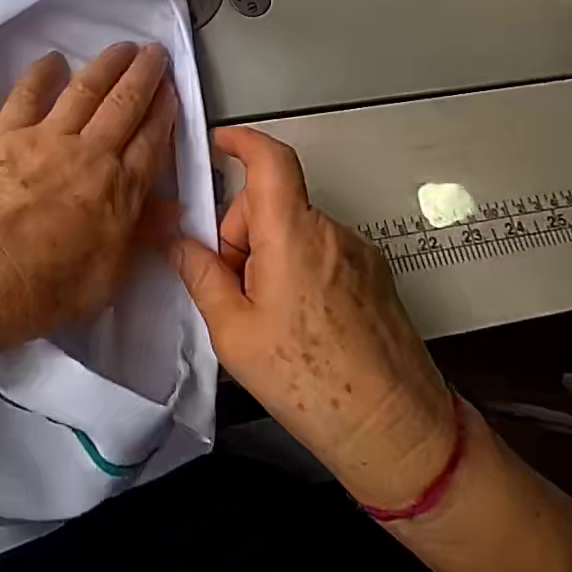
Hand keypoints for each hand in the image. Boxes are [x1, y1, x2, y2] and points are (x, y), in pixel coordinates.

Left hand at [0, 42, 179, 384]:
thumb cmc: (43, 288)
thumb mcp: (106, 278)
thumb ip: (139, 237)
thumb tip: (172, 210)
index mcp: (120, 191)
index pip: (152, 141)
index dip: (166, 112)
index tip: (173, 90)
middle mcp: (90, 155)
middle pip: (124, 105)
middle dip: (144, 75)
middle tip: (155, 53)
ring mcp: (47, 140)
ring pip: (85, 90)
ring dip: (106, 64)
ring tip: (121, 47)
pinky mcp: (6, 134)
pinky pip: (28, 94)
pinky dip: (42, 73)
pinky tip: (53, 60)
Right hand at [168, 126, 454, 510]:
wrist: (393, 429)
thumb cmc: (306, 378)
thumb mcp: (232, 328)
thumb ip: (200, 273)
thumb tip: (178, 241)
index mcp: (293, 236)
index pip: (271, 162)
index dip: (242, 142)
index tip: (217, 143)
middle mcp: (332, 234)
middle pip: (270, 205)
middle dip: (236, 234)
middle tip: (225, 287)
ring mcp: (358, 255)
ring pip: (291, 231)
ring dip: (263, 255)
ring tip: (260, 314)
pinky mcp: (372, 277)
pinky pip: (317, 252)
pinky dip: (291, 268)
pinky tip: (291, 321)